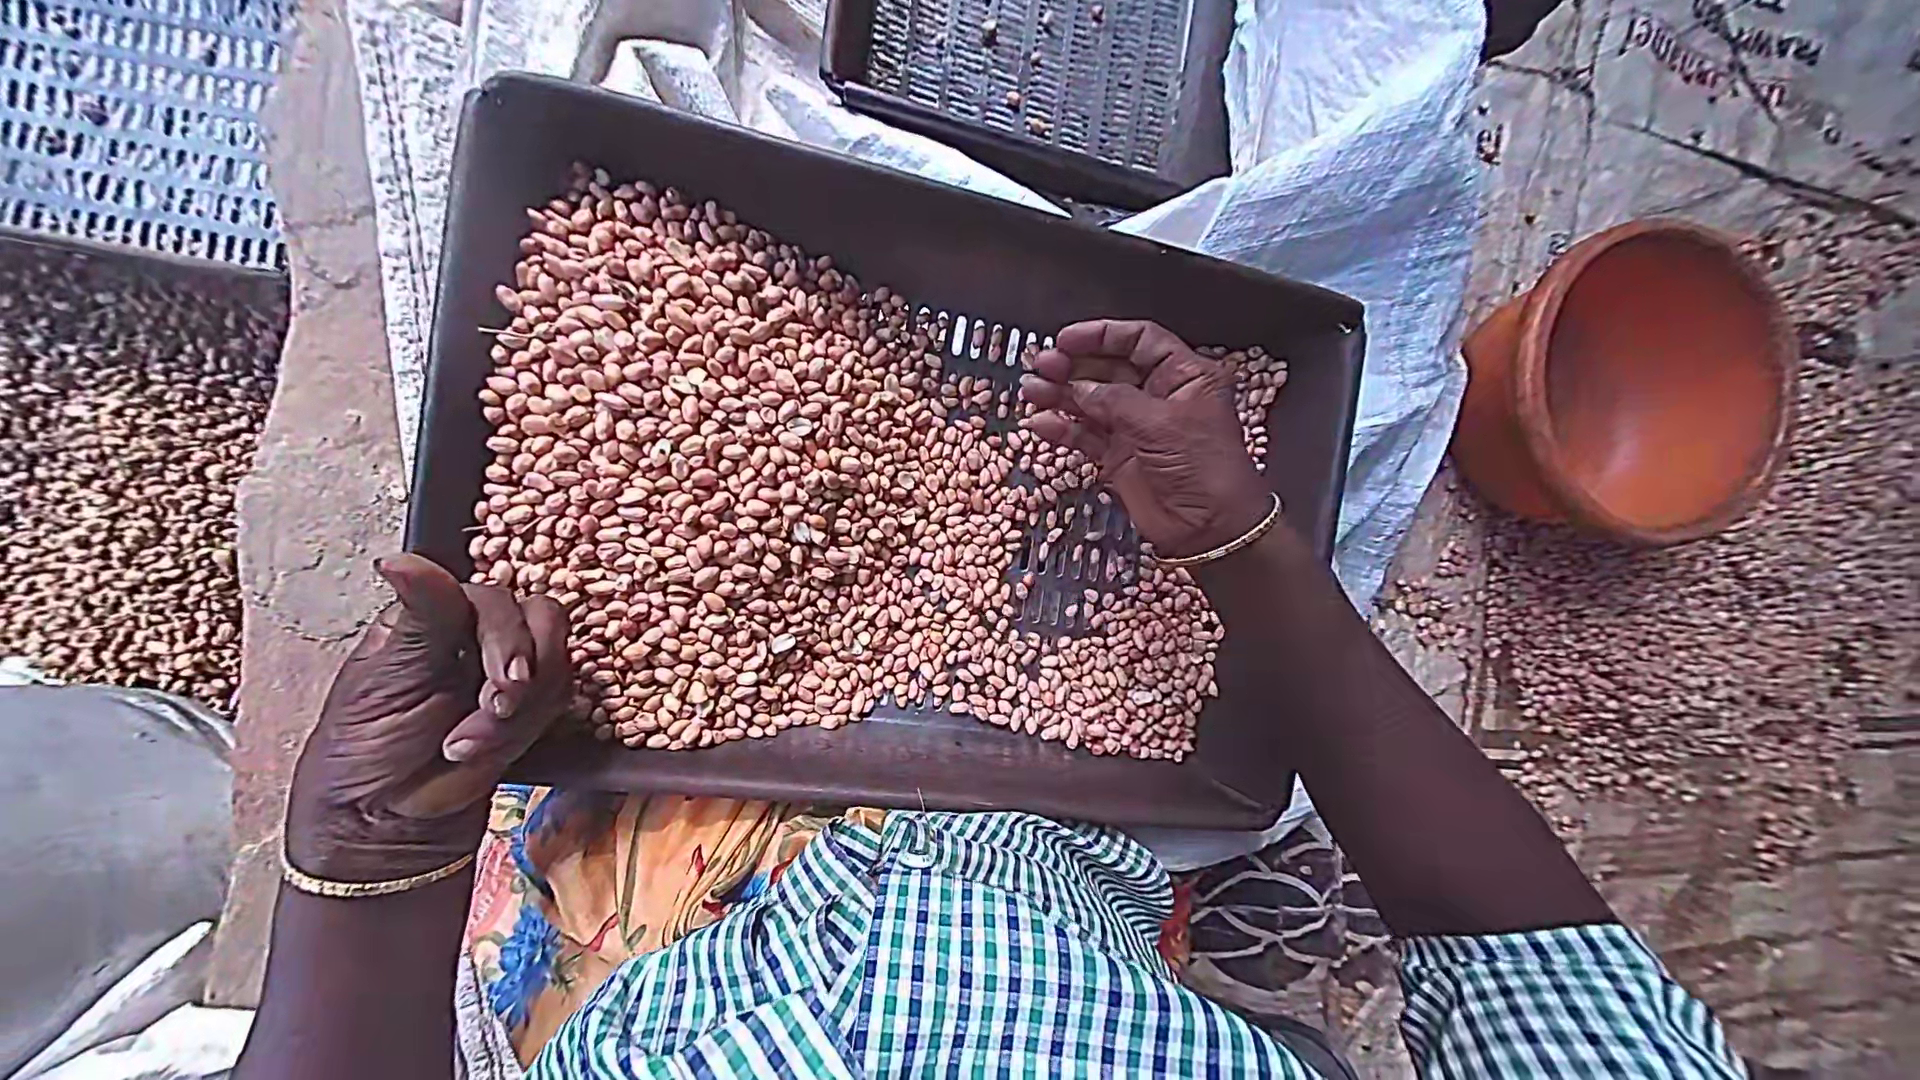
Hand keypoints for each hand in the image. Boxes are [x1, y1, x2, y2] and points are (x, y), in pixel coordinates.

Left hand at [284, 554, 569, 881]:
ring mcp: (514, 666)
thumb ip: (419, 620)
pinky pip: (565, 690)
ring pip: (560, 654)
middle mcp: (481, 635)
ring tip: (474, 740)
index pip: (495, 598)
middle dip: (528, 664)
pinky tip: (488, 745)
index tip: (504, 678)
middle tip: (500, 706)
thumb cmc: (366, 751)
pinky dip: (532, 722)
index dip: (507, 633)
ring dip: (527, 703)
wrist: (386, 823)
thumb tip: (400, 559)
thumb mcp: (386, 683)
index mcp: (437, 619)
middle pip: (542, 616)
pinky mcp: (537, 699)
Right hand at [1019, 320, 1271, 557]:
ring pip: (1090, 402)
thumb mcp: (1161, 423)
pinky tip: (1041, 423)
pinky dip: (1062, 430)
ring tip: (1031, 390)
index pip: (1138, 341)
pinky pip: (1084, 437)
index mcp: (1183, 376)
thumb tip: (1080, 386)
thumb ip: (1115, 400)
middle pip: (1107, 370)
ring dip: (1060, 395)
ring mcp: (1135, 428)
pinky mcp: (1118, 457)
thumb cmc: (1203, 468)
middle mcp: (1156, 397)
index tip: (1066, 339)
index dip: (1101, 336)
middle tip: (1042, 365)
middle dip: (1073, 366)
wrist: (1209, 528)